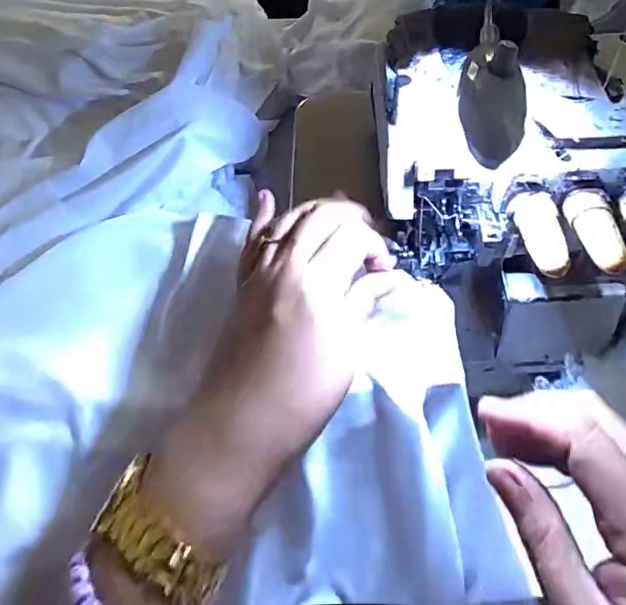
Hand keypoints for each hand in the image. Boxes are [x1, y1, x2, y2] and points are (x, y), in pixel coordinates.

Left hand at [139, 192, 401, 552]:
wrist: (237, 428)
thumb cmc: (302, 397)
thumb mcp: (346, 350)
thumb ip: (363, 303)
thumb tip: (387, 278)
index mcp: (316, 285)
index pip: (354, 238)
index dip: (377, 247)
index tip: (385, 270)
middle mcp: (286, 268)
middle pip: (322, 217)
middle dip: (353, 218)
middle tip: (370, 240)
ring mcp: (259, 274)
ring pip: (289, 219)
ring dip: (318, 210)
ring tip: (341, 215)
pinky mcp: (242, 285)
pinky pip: (252, 241)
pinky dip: (262, 217)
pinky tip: (268, 197)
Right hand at [481, 390, 625, 604]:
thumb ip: (543, 540)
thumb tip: (500, 470)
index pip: (587, 437)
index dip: (533, 417)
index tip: (487, 415)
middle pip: (602, 422)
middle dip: (543, 411)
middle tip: (492, 421)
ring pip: (611, 433)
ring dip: (557, 423)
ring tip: (507, 435)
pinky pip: (617, 458)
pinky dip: (576, 445)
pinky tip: (544, 457)